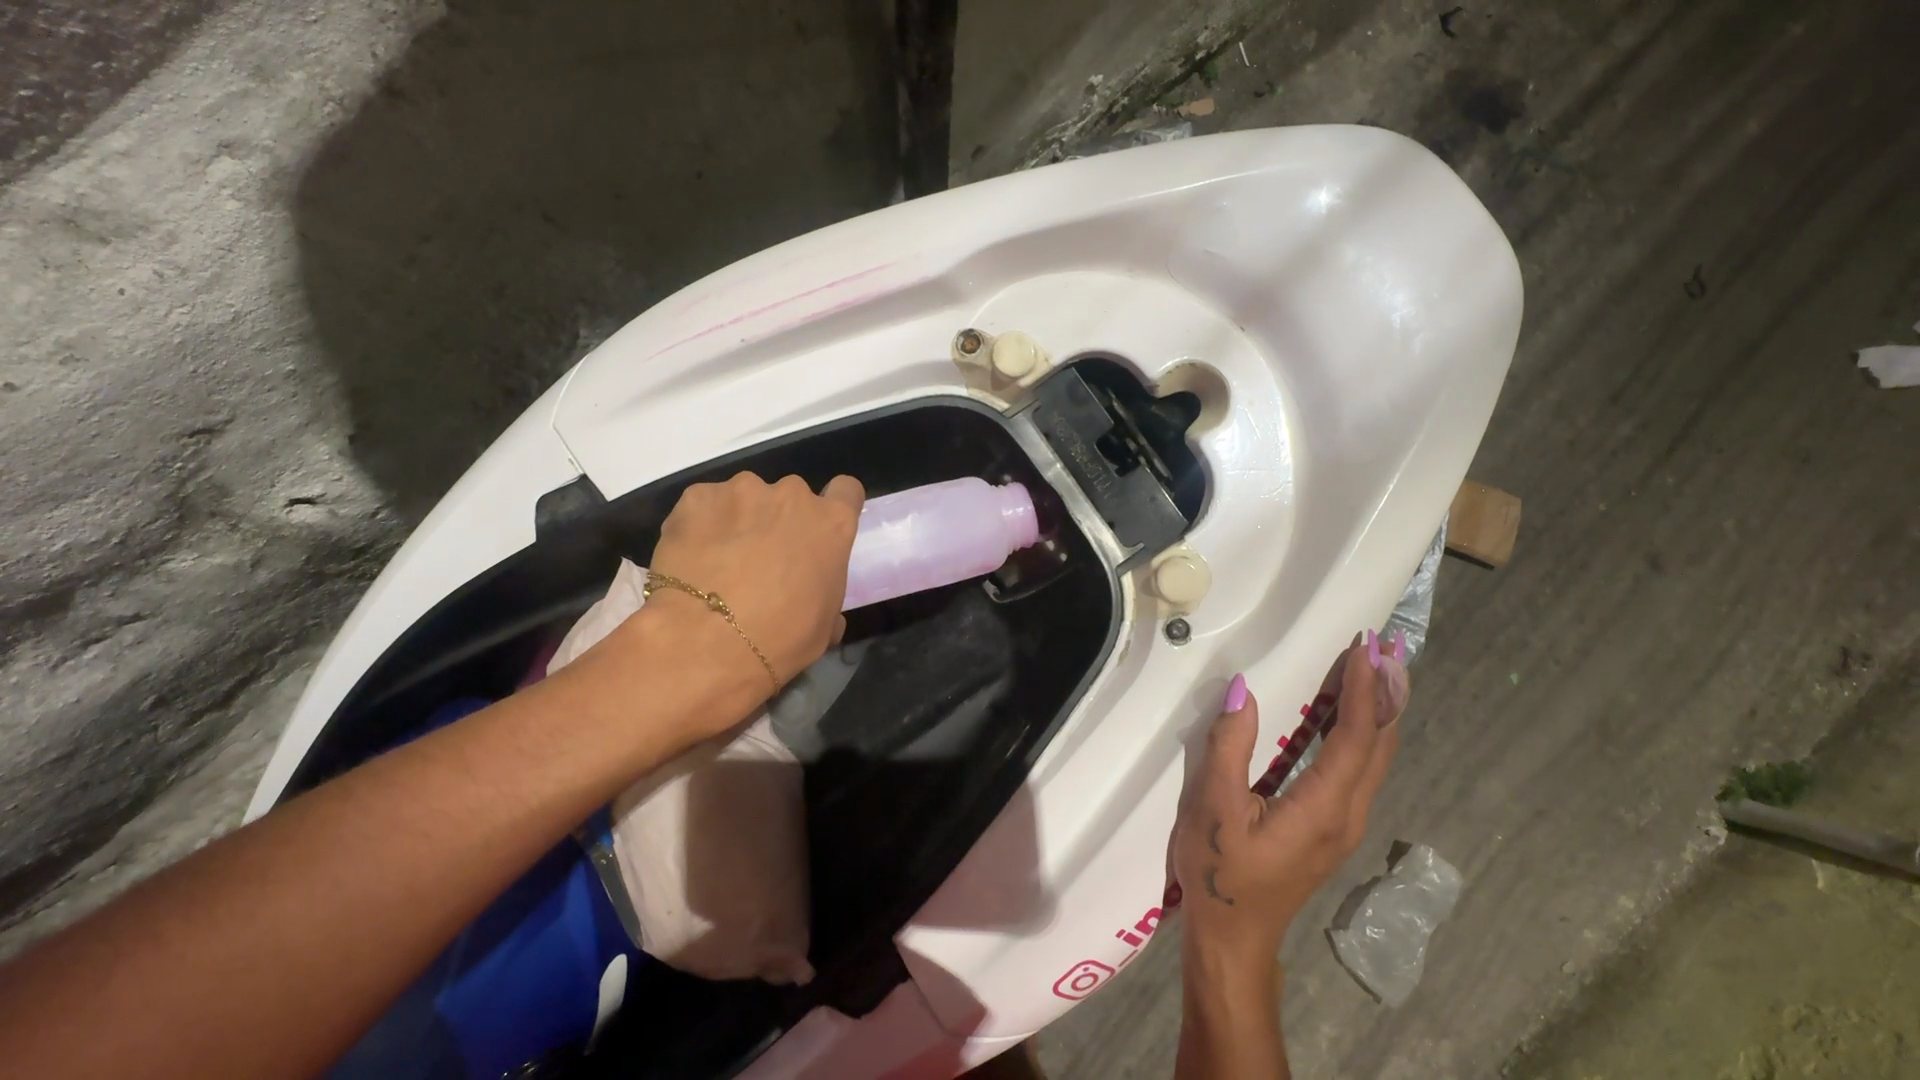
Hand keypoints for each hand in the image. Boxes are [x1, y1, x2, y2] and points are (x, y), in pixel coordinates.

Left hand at [590, 472, 863, 735]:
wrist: (706, 641)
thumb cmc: (780, 639)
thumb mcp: (823, 626)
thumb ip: (825, 594)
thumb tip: (813, 596)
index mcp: (831, 524)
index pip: (846, 491)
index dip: (833, 507)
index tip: (818, 529)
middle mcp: (791, 495)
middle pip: (790, 497)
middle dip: (779, 520)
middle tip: (761, 558)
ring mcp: (741, 490)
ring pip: (744, 499)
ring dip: (738, 521)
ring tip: (718, 561)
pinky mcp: (696, 497)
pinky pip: (703, 506)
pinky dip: (700, 525)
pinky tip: (692, 558)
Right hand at [1171, 635, 1408, 956]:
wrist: (1234, 937)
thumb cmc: (1220, 873)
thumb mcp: (1213, 806)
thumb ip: (1229, 746)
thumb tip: (1243, 690)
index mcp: (1323, 806)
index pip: (1355, 736)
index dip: (1362, 689)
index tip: (1365, 647)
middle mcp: (1348, 813)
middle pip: (1380, 744)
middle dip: (1386, 692)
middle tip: (1386, 646)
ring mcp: (1344, 824)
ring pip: (1375, 757)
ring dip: (1378, 710)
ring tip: (1377, 669)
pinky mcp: (1332, 828)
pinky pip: (1360, 769)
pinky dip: (1362, 732)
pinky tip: (1345, 717)